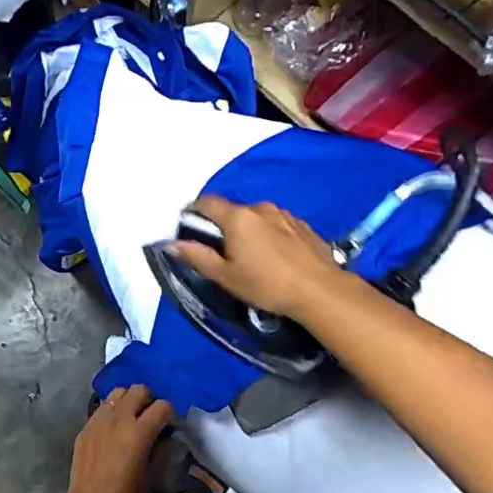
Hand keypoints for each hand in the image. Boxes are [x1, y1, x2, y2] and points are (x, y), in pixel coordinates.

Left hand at [61, 385, 173, 492]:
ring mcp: (99, 419)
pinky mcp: (86, 426)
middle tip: (151, 416)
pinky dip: (112, 410)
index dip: (171, 413)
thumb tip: (168, 437)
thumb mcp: (152, 476)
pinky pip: (102, 407)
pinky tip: (113, 428)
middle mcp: (119, 418)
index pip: (163, 406)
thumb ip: (163, 450)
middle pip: (139, 390)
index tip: (170, 425)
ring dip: (129, 400)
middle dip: (150, 399)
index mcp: (139, 431)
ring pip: (118, 392)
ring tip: (131, 417)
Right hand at [168, 196, 350, 317]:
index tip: (190, 226)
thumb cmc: (266, 284)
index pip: (207, 202)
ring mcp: (285, 215)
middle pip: (234, 212)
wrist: (320, 290)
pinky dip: (272, 236)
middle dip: (226, 226)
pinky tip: (278, 258)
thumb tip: (172, 243)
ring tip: (255, 257)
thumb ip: (197, 256)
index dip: (195, 211)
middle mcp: (261, 208)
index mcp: (238, 218)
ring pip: (259, 218)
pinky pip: (279, 226)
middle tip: (225, 253)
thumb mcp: (226, 276)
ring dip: (252, 231)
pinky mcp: (304, 226)